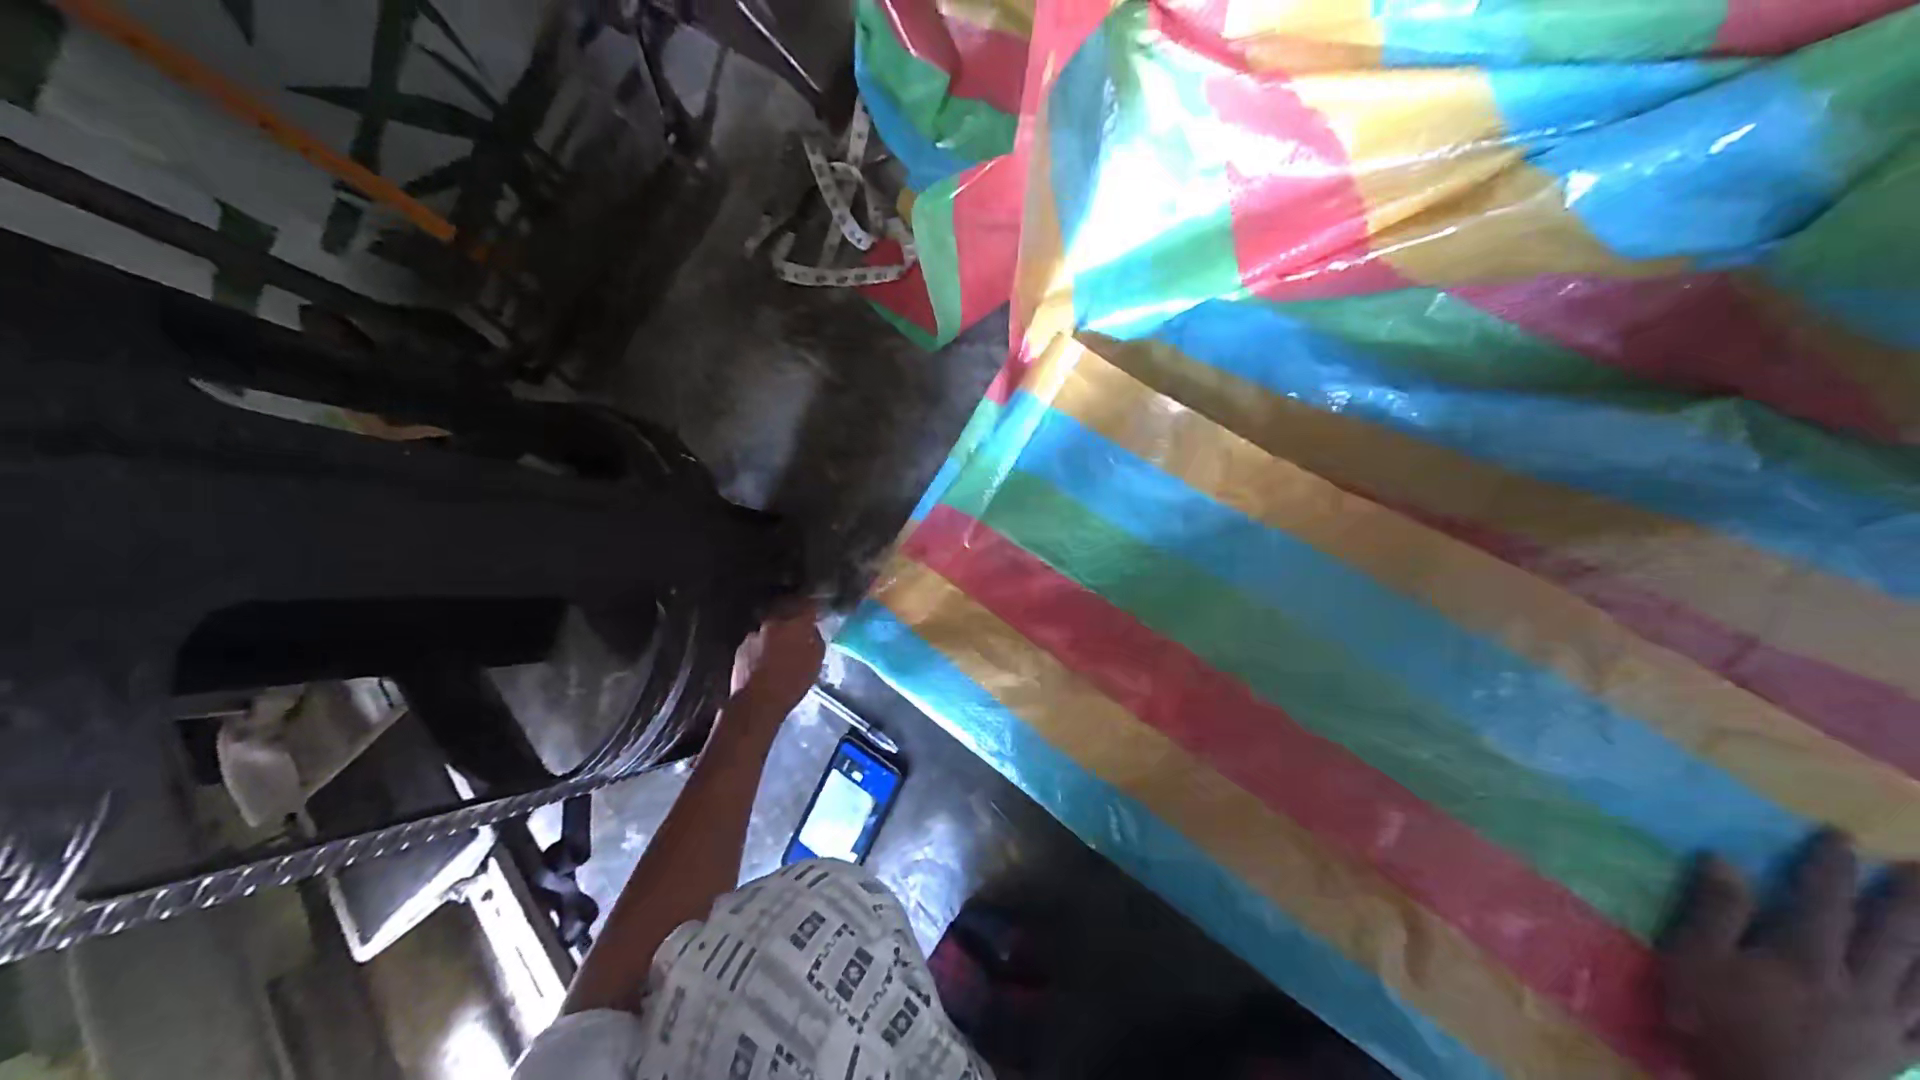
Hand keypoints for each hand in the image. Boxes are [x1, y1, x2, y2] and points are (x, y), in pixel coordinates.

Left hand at [728, 603, 824, 717]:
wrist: (757, 701)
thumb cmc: (792, 682)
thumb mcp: (815, 663)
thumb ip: (816, 641)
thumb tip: (811, 631)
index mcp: (795, 625)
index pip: (807, 608)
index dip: (812, 610)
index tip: (814, 615)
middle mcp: (773, 624)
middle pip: (785, 617)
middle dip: (791, 624)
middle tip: (797, 635)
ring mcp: (754, 635)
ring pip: (769, 631)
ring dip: (775, 637)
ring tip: (778, 653)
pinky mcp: (741, 648)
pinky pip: (756, 643)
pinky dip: (761, 648)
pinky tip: (764, 662)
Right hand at [1662, 831, 1919, 1079]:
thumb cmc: (1717, 1022)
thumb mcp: (1694, 961)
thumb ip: (1713, 912)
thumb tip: (1725, 860)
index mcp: (1804, 959)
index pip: (1822, 901)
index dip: (1830, 867)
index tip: (1839, 835)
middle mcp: (1856, 984)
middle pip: (1891, 936)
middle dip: (1906, 898)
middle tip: (1917, 865)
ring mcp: (1885, 1022)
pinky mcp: (1896, 1051)